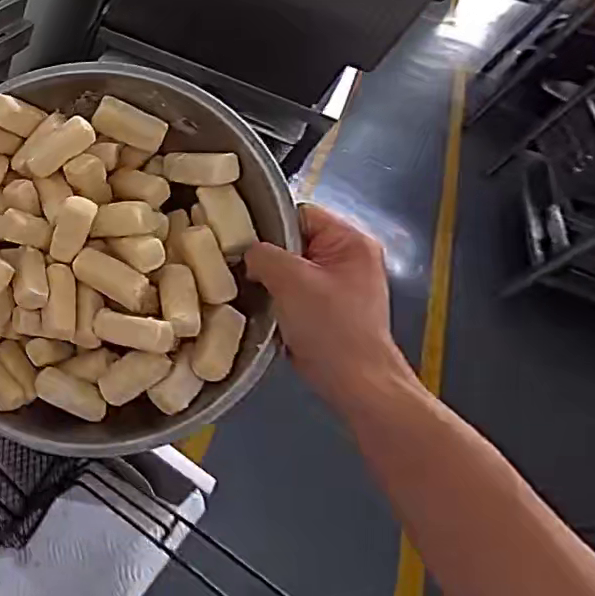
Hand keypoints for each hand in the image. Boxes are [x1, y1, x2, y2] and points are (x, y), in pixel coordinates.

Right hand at [243, 204, 418, 406]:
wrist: (355, 382)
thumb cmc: (330, 326)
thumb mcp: (290, 280)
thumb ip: (262, 254)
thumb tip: (247, 254)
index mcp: (350, 241)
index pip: (299, 213)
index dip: (268, 224)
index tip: (240, 242)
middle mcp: (347, 257)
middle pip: (292, 240)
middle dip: (265, 254)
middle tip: (240, 267)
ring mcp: (337, 283)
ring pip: (288, 266)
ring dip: (268, 278)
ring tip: (249, 288)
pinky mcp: (325, 306)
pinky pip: (291, 288)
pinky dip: (275, 295)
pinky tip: (261, 305)